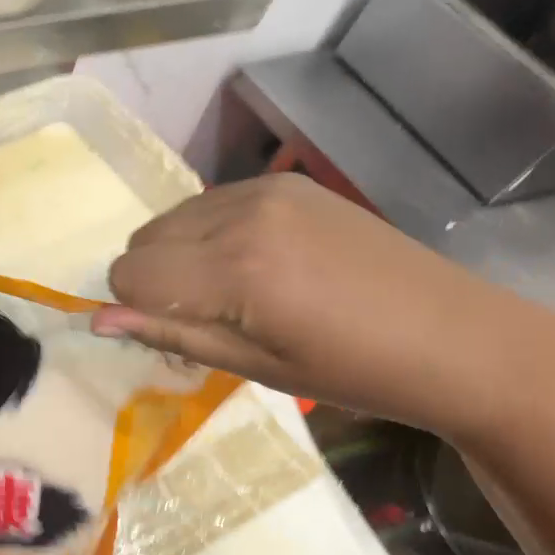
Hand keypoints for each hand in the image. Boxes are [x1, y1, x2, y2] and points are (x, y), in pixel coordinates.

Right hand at [91, 174, 554, 437]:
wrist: (459, 337)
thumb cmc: (357, 372)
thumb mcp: (256, 366)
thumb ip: (170, 333)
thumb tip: (95, 320)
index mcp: (237, 271)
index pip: (130, 273)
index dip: (136, 306)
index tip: (175, 330)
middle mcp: (241, 214)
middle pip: (143, 240)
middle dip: (155, 278)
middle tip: (209, 314)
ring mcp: (265, 190)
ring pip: (171, 218)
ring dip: (180, 253)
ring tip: (237, 288)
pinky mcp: (285, 182)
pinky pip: (210, 202)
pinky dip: (210, 231)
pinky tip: (260, 259)